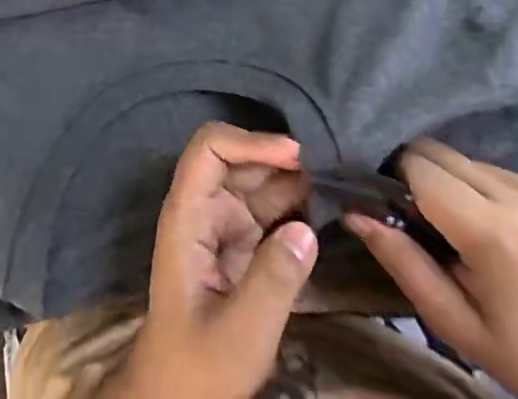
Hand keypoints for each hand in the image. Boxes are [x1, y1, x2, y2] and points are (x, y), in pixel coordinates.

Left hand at [103, 123, 317, 398]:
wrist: (179, 396)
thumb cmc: (200, 365)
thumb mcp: (240, 332)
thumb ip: (272, 281)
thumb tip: (306, 229)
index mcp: (188, 215)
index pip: (210, 149)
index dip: (250, 142)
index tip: (295, 156)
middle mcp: (204, 209)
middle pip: (240, 160)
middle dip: (282, 160)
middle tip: (331, 172)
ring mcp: (223, 223)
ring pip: (259, 181)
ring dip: (295, 181)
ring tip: (338, 186)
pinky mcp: (242, 242)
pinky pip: (271, 208)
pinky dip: (297, 204)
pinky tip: (326, 209)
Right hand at [346, 139, 517, 398]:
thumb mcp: (450, 320)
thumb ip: (400, 260)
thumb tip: (354, 213)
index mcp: (492, 231)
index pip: (419, 168)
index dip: (391, 181)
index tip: (383, 208)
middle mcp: (515, 195)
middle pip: (436, 151)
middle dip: (410, 172)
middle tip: (407, 216)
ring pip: (458, 155)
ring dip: (438, 176)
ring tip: (440, 222)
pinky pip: (484, 167)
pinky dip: (464, 182)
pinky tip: (471, 221)